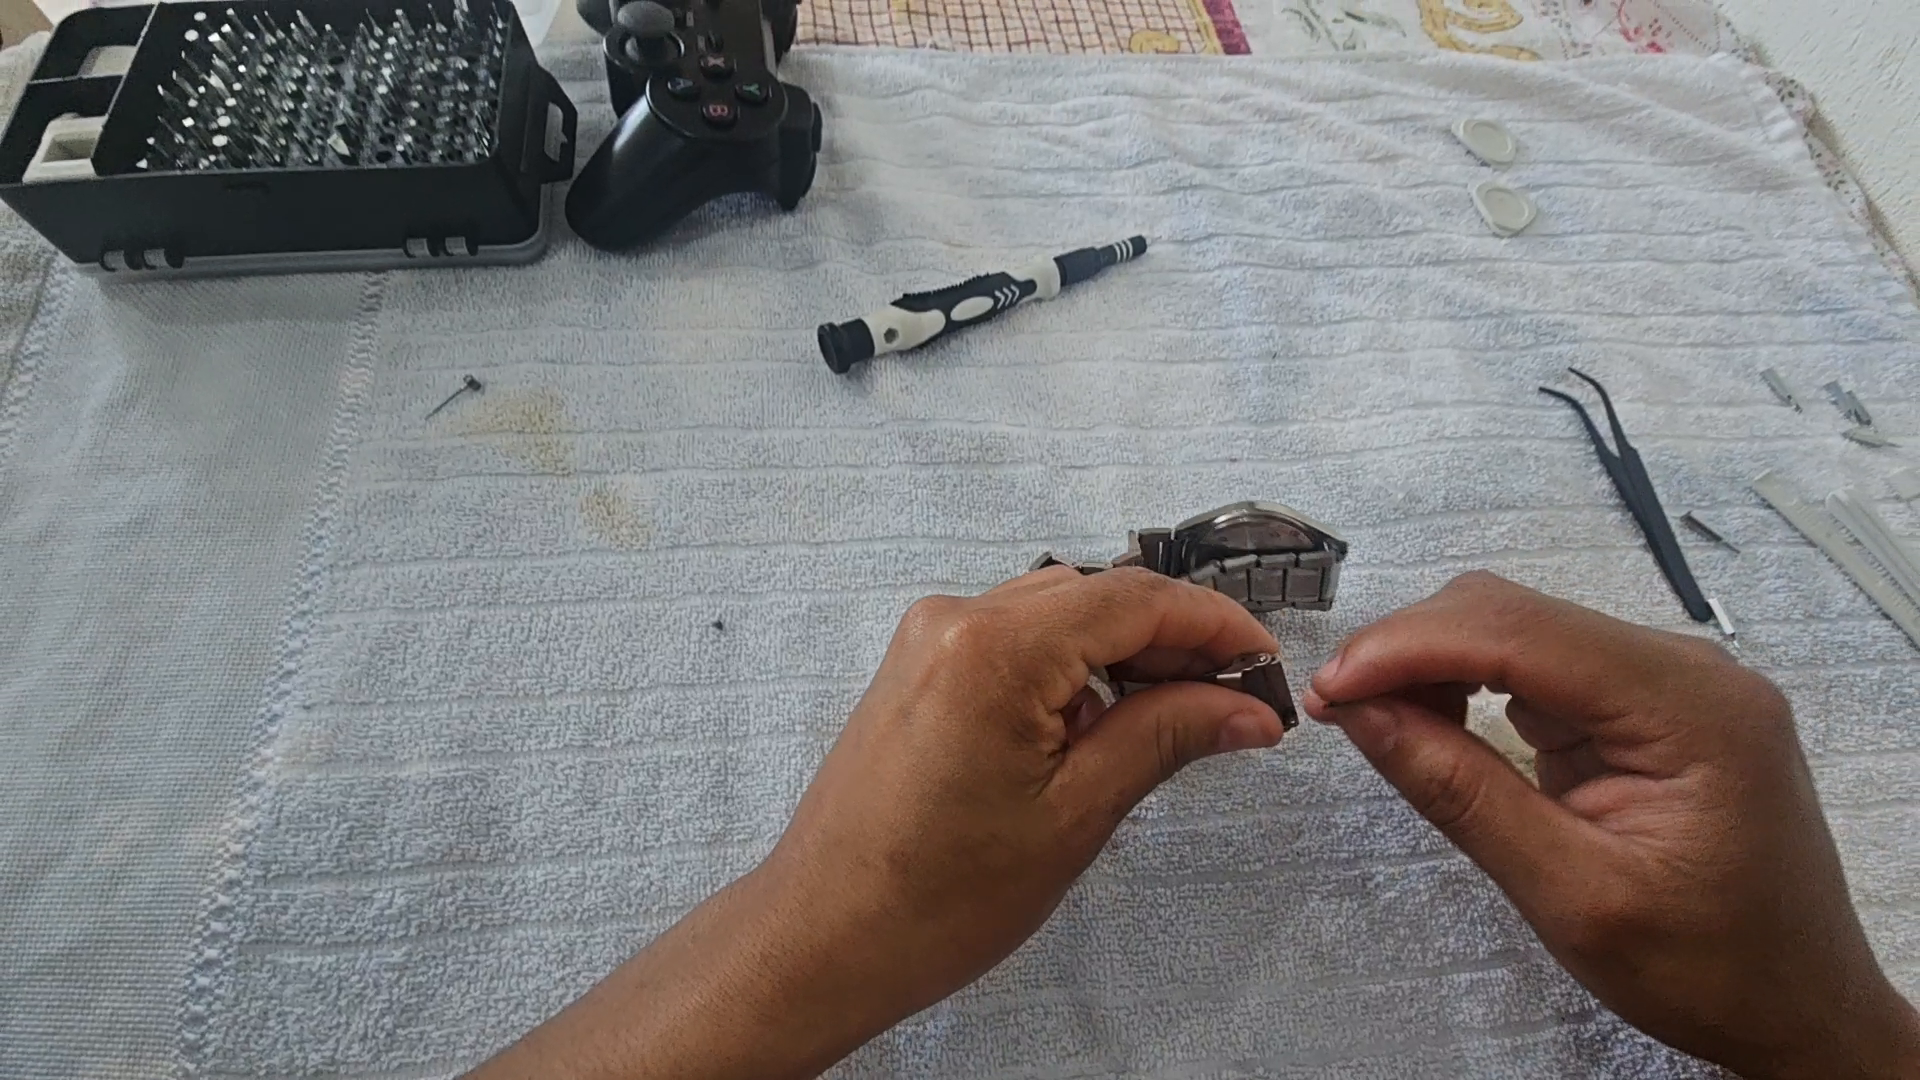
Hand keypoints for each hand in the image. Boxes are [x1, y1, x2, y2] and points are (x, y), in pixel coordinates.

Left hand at [470, 566, 1286, 1079]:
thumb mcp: (1075, 815)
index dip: (1211, 623)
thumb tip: (1246, 708)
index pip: (1131, 600)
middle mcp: (957, 615)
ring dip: (1117, 649)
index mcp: (995, 645)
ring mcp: (930, 632)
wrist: (825, 929)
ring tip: (1166, 712)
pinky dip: (1066, 661)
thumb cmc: (943, 894)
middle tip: (1227, 697)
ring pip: (1055, 611)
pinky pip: (1014, 634)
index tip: (1262, 660)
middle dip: (1167, 638)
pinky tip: (1091, 716)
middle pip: (1092, 597)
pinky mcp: (920, 657)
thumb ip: (1165, 736)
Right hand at [1303, 571, 1919, 1079]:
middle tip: (1334, 705)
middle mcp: (1674, 665)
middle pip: (1502, 610)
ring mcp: (1646, 672)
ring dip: (1418, 658)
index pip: (1518, 634)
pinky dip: (1447, 675)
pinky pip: (1510, 653)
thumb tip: (1355, 711)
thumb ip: (1458, 792)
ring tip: (1369, 713)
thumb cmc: (1702, 967)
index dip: (1406, 648)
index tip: (1327, 690)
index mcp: (1689, 707)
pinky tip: (1422, 715)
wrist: (1792, 1008)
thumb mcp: (1568, 894)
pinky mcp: (1617, 691)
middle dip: (1402, 648)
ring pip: (1496, 620)